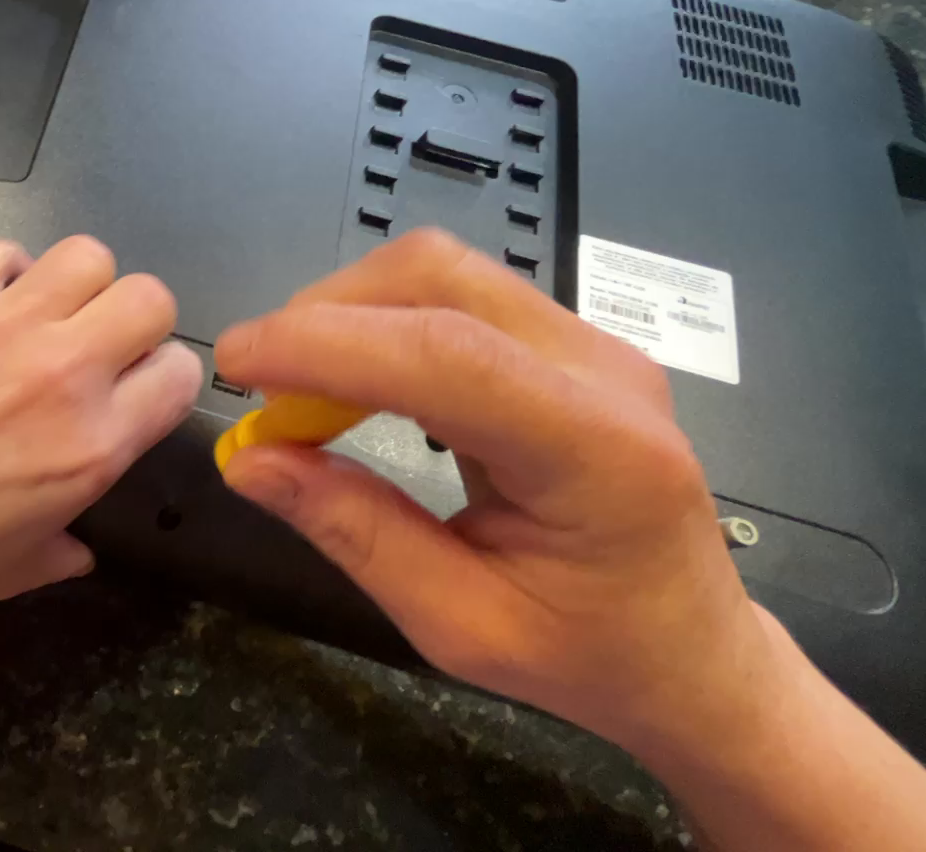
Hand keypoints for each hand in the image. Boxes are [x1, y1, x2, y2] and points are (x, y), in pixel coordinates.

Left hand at [0, 236, 201, 650]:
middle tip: (97, 347)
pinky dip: (3, 272)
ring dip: (76, 285)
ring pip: (87, 255)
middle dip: (135, 321)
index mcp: (95, 443)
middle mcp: (63, 370)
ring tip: (42, 317)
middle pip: (149, 297)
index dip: (163, 378)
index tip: (137, 389)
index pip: (181, 372)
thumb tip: (81, 542)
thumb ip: (69, 546)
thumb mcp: (20, 569)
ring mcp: (1, 325)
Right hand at [214, 229, 770, 753]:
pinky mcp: (557, 337)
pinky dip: (371, 321)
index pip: (443, 356)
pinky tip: (349, 379)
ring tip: (300, 387)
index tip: (232, 363)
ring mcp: (586, 341)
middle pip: (433, 279)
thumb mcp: (457, 625)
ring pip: (432, 270)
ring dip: (341, 312)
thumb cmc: (589, 654)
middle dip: (320, 316)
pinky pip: (444, 293)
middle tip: (262, 386)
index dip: (321, 345)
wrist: (693, 652)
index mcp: (598, 455)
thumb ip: (353, 531)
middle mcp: (601, 370)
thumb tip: (250, 460)